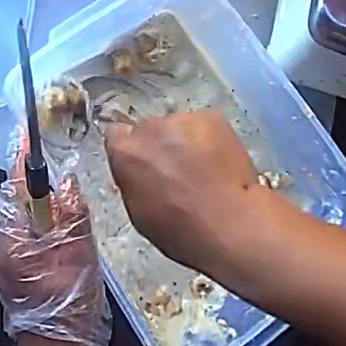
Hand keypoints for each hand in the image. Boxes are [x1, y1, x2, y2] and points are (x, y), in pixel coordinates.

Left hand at [0, 152, 110, 345]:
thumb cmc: (67, 298)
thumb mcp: (78, 250)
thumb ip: (72, 211)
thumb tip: (66, 180)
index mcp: (13, 235)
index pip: (13, 185)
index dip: (22, 158)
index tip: (29, 134)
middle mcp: (3, 240)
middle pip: (14, 195)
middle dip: (31, 172)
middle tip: (51, 150)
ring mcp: (7, 253)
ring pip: (20, 210)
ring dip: (36, 192)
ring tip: (59, 175)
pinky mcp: (15, 262)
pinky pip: (25, 225)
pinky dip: (39, 211)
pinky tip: (59, 209)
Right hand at [102, 109, 282, 275]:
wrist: (228, 221)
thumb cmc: (178, 228)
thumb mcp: (138, 210)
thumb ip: (133, 178)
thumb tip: (138, 168)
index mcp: (127, 151)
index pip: (117, 135)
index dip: (131, 149)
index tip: (143, 163)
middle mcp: (151, 127)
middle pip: (151, 130)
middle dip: (161, 145)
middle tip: (178, 169)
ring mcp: (183, 119)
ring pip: (179, 127)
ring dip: (186, 141)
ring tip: (204, 167)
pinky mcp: (212, 117)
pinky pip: (204, 126)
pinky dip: (209, 139)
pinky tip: (219, 160)